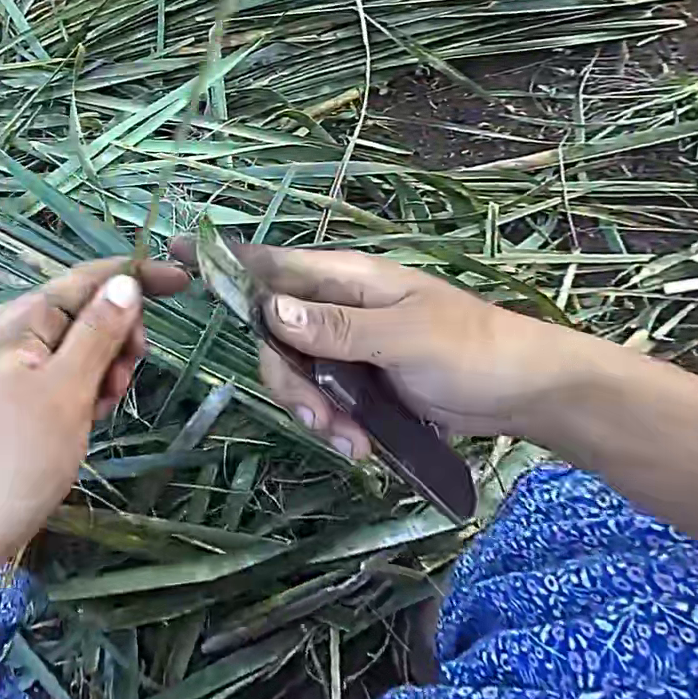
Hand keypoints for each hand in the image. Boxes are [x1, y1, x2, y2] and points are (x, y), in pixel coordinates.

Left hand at [0, 257, 190, 559]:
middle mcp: (24, 328)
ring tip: (100, 407)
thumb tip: (128, 281)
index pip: (92, 277)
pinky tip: (89, 417)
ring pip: (92, 342)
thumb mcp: (67, 389)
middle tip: (122, 379)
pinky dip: (94, 388)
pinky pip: (79, 371)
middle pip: (95, 308)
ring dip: (110, 369)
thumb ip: (99, 331)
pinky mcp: (32, 389)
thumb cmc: (18, 458)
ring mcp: (26, 360)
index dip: (139, 275)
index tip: (184, 283)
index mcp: (26, 316)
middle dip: (121, 337)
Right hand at [172, 240, 617, 456]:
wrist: (523, 392)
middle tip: (320, 421)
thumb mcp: (406, 334)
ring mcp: (344, 343)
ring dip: (312, 411)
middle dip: (288, 382)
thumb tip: (270, 310)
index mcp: (343, 277)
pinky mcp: (356, 378)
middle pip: (274, 335)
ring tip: (350, 443)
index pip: (271, 263)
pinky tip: (360, 447)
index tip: (174, 251)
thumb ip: (338, 325)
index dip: (224, 260)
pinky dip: (332, 424)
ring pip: (294, 372)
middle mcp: (334, 305)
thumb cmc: (471, 347)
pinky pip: (320, 397)